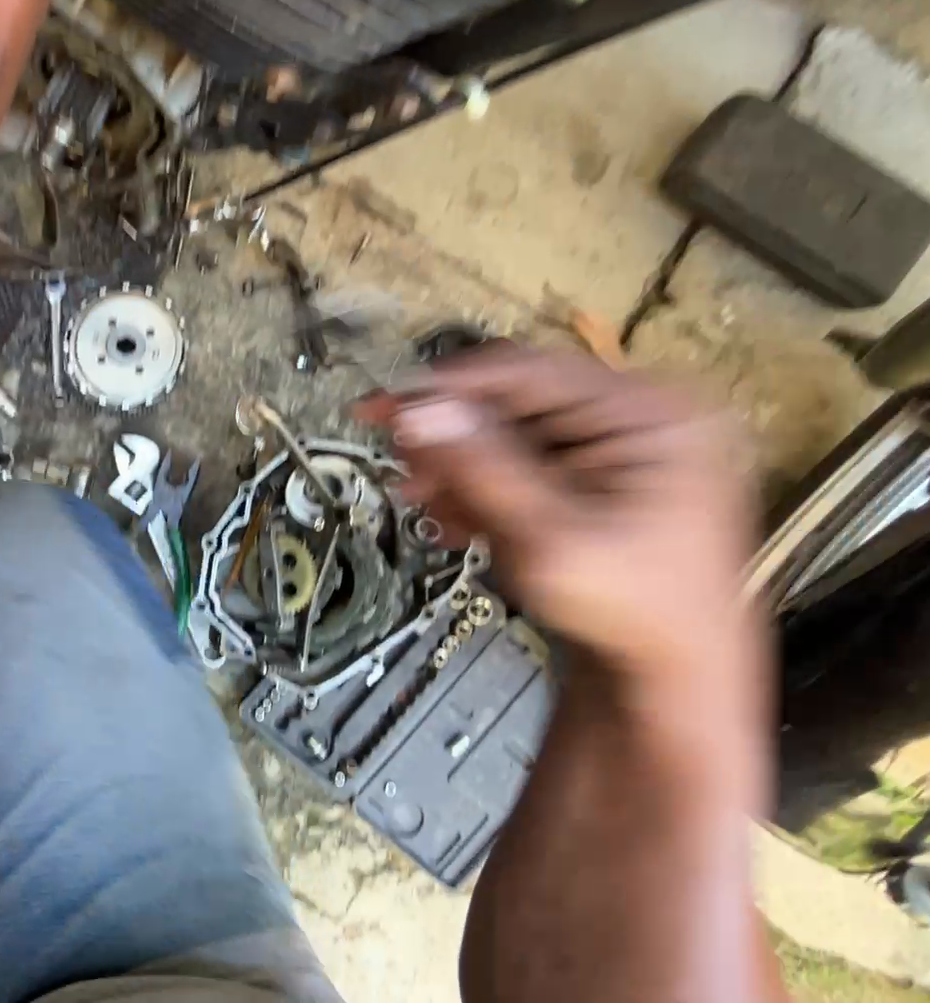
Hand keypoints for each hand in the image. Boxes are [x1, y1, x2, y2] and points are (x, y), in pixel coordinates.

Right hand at [359, 347, 763, 679]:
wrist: (668, 673)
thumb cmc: (627, 607)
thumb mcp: (546, 535)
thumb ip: (480, 467)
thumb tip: (417, 411)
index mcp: (647, 413)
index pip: (522, 373)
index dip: (442, 388)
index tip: (379, 408)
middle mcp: (634, 414)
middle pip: (509, 402)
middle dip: (447, 438)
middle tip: (400, 468)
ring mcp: (615, 444)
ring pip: (502, 433)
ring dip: (454, 467)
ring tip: (424, 503)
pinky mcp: (593, 473)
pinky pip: (515, 461)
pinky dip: (477, 485)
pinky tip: (455, 519)